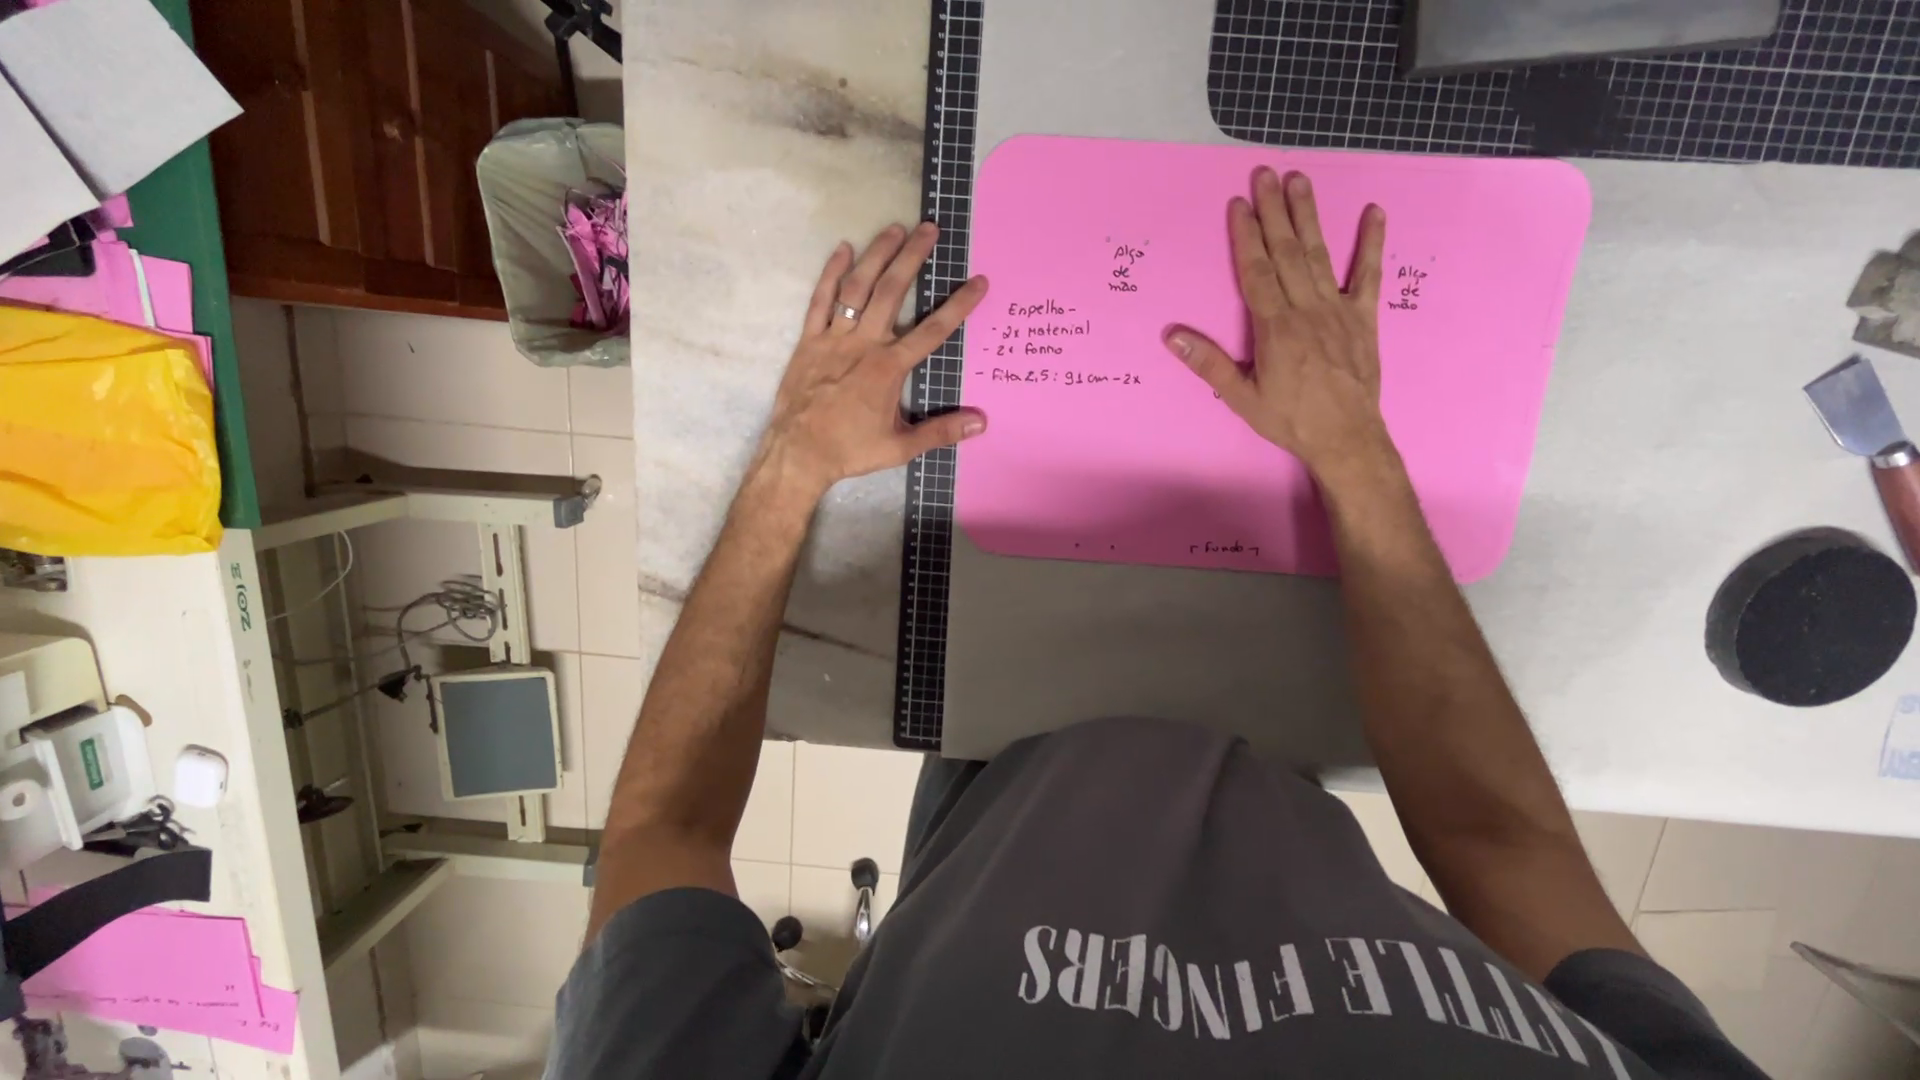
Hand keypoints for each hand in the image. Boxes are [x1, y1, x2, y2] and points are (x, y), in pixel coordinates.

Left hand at [757, 222, 988, 497]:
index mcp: (889, 368)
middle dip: (912, 257)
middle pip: (892, 292)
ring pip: (858, 288)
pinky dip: (831, 273)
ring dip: (877, 255)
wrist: (798, 453)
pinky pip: (821, 300)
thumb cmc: (850, 450)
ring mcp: (834, 338)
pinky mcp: (809, 340)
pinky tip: (843, 249)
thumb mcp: (901, 447)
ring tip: (894, 228)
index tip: (978, 281)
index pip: (932, 330)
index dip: (958, 305)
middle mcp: (864, 344)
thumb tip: (981, 422)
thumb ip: (941, 431)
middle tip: (929, 229)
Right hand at [1164, 169, 1392, 481]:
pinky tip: (1374, 212)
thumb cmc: (1289, 420)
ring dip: (1308, 216)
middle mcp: (1306, 310)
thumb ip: (1208, 364)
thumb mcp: (1241, 398)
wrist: (1346, 437)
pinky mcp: (1364, 318)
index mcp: (1275, 329)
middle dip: (1274, 212)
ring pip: (1319, 254)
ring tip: (1300, 180)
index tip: (1239, 204)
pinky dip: (1372, 243)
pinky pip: (1368, 275)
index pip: (1256, 272)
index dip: (1246, 236)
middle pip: (1286, 252)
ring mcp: (1338, 310)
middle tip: (1266, 173)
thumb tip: (1172, 336)